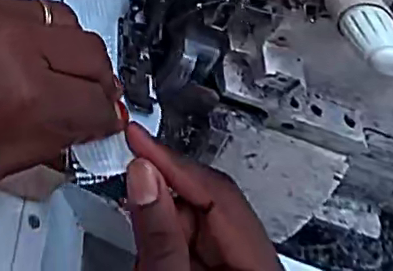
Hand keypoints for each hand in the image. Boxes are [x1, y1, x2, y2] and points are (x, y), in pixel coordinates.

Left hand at [0, 0, 125, 186]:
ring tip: (58, 76)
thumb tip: (72, 139)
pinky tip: (22, 54)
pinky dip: (39, 29)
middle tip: (88, 105)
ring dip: (73, 49)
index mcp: (23, 90)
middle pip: (93, 52)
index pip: (97, 104)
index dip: (106, 124)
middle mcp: (15, 39)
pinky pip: (27, 6)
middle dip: (99, 84)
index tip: (101, 130)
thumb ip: (41, 148)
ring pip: (65, 18)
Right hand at [125, 123, 281, 270]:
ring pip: (198, 218)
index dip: (172, 160)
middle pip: (208, 201)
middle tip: (129, 173)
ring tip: (137, 226)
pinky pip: (195, 238)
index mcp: (263, 267)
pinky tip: (151, 245)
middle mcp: (258, 263)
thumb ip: (160, 231)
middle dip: (163, 187)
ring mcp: (241, 266)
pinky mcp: (223, 269)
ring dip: (162, 213)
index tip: (136, 135)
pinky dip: (167, 232)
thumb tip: (142, 170)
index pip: (220, 190)